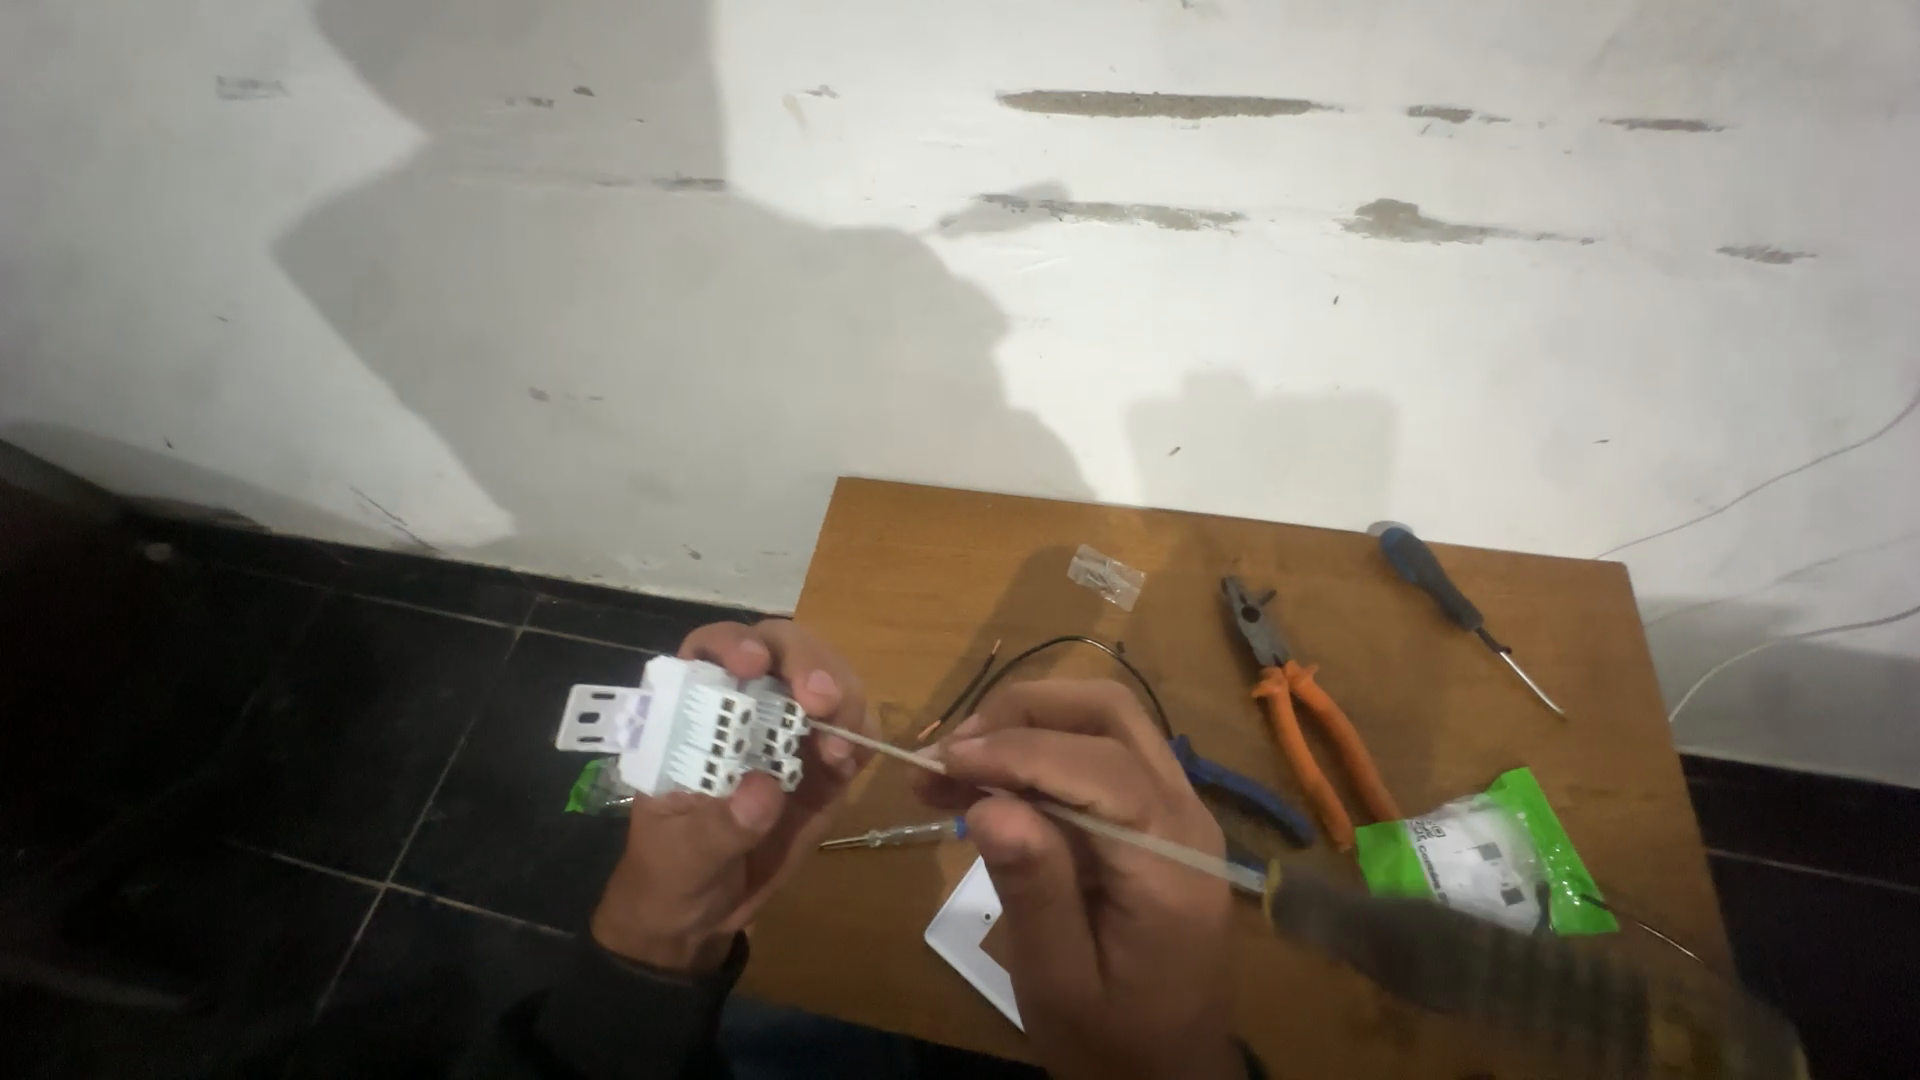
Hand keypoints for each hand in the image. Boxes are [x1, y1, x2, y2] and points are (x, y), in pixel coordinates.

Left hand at [590, 619, 871, 972]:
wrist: (704, 912)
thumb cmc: (673, 871)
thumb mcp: (681, 857)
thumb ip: (717, 827)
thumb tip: (764, 792)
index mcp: (698, 709)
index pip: (713, 649)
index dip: (734, 643)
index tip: (754, 663)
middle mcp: (750, 702)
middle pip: (785, 649)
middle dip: (809, 663)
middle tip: (823, 701)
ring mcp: (794, 727)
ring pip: (830, 679)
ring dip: (844, 698)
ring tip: (841, 749)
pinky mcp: (829, 758)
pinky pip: (857, 728)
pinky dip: (863, 735)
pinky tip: (850, 764)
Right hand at [916, 679, 1243, 1079]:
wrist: (1172, 1071)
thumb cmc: (1114, 1040)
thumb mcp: (1060, 982)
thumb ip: (1034, 891)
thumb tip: (989, 804)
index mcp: (1171, 864)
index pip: (1102, 769)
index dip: (1021, 750)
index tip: (947, 761)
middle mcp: (1185, 814)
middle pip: (1109, 713)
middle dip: (1023, 712)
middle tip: (953, 750)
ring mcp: (1175, 805)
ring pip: (1103, 718)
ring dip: (1025, 722)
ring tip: (954, 763)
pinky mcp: (1153, 810)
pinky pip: (1097, 750)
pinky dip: (1037, 747)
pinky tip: (983, 779)